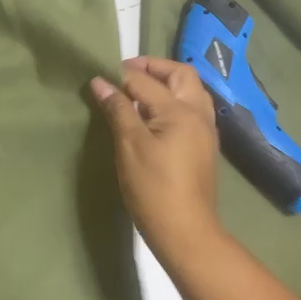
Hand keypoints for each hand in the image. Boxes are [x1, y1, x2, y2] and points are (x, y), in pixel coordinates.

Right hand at [89, 57, 223, 255]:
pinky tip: (151, 115)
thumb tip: (100, 82)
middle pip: (182, 75)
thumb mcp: (129, 145)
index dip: (119, 77)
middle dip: (154, 68)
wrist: (185, 231)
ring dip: (166, 83)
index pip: (146, 81)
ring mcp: (205, 131)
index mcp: (181, 112)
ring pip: (190, 91)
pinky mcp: (203, 146)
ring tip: (137, 92)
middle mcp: (198, 115)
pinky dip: (172, 100)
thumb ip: (118, 110)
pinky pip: (191, 109)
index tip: (96, 80)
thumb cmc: (153, 188)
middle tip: (124, 74)